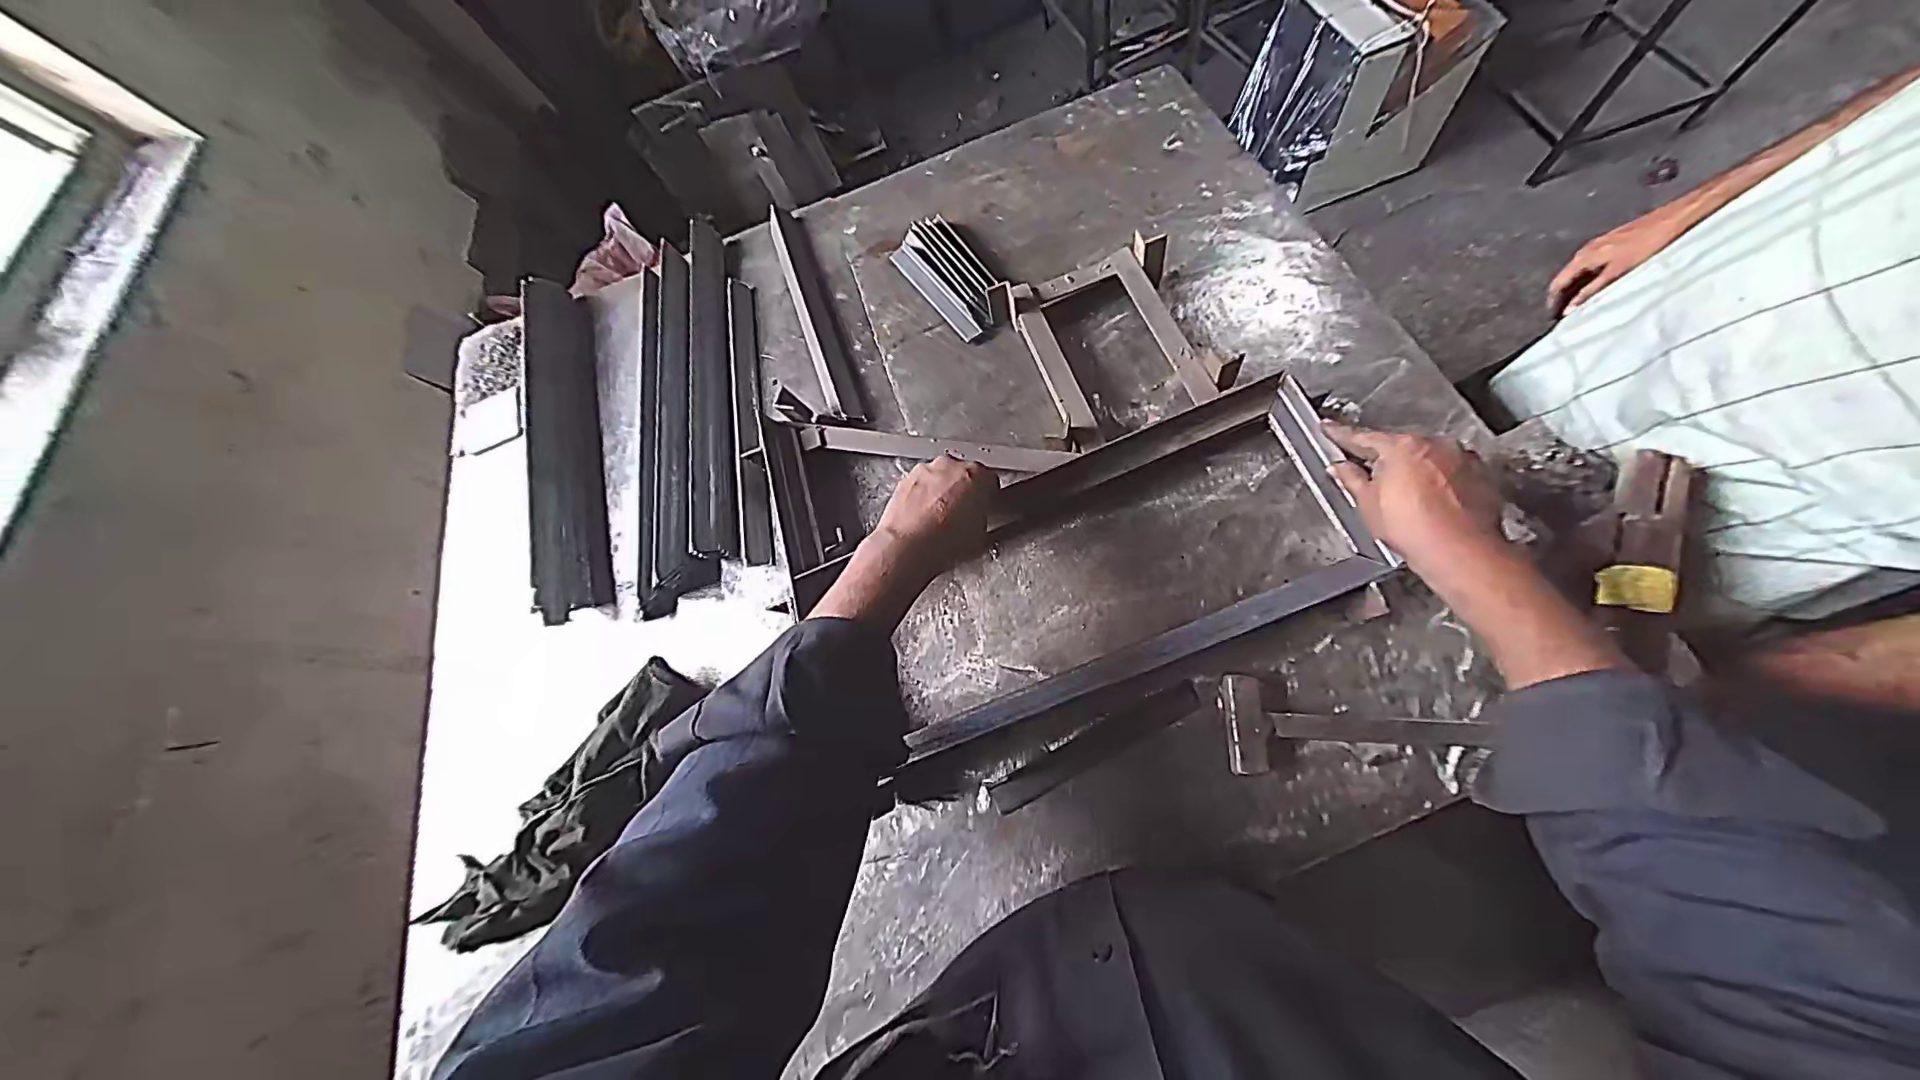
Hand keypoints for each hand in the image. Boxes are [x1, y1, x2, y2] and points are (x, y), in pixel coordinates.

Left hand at [808, 455, 997, 628]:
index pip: (990, 478)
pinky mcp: (904, 482)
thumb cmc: (939, 548)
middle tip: (962, 517)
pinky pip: (921, 486)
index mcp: (974, 476)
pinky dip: (923, 498)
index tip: (984, 509)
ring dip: (942, 493)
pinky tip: (923, 520)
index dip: (987, 497)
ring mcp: (924, 473)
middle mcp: (947, 467)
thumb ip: (983, 518)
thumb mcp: (979, 536)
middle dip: (964, 492)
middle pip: (964, 474)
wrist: (903, 553)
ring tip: (940, 522)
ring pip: (940, 478)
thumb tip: (981, 520)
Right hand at [1324, 423, 1626, 686]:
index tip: (1329, 429)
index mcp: (1402, 446)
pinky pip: (1448, 470)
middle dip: (1382, 459)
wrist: (1460, 551)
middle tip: (1366, 476)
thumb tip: (1340, 467)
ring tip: (1400, 498)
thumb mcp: (1367, 503)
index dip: (1340, 435)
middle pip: (1398, 446)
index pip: (1362, 437)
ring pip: (1426, 457)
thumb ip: (1351, 478)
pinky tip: (1427, 503)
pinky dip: (1435, 481)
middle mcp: (1435, 444)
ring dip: (1411, 470)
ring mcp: (1461, 458)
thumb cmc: (1414, 528)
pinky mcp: (1479, 474)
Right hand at [1547, 211, 1684, 316]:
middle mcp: (1586, 250)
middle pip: (1566, 277)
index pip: (1557, 284)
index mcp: (1582, 257)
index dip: (1553, 302)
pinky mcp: (1614, 240)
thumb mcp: (1619, 272)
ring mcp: (1600, 243)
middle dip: (1564, 295)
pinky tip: (1599, 283)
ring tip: (1582, 301)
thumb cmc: (1649, 244)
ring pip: (1580, 270)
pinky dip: (1590, 276)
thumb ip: (1592, 291)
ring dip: (1577, 286)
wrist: (1680, 214)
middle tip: (1567, 313)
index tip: (1553, 318)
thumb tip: (1568, 311)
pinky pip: (1592, 263)